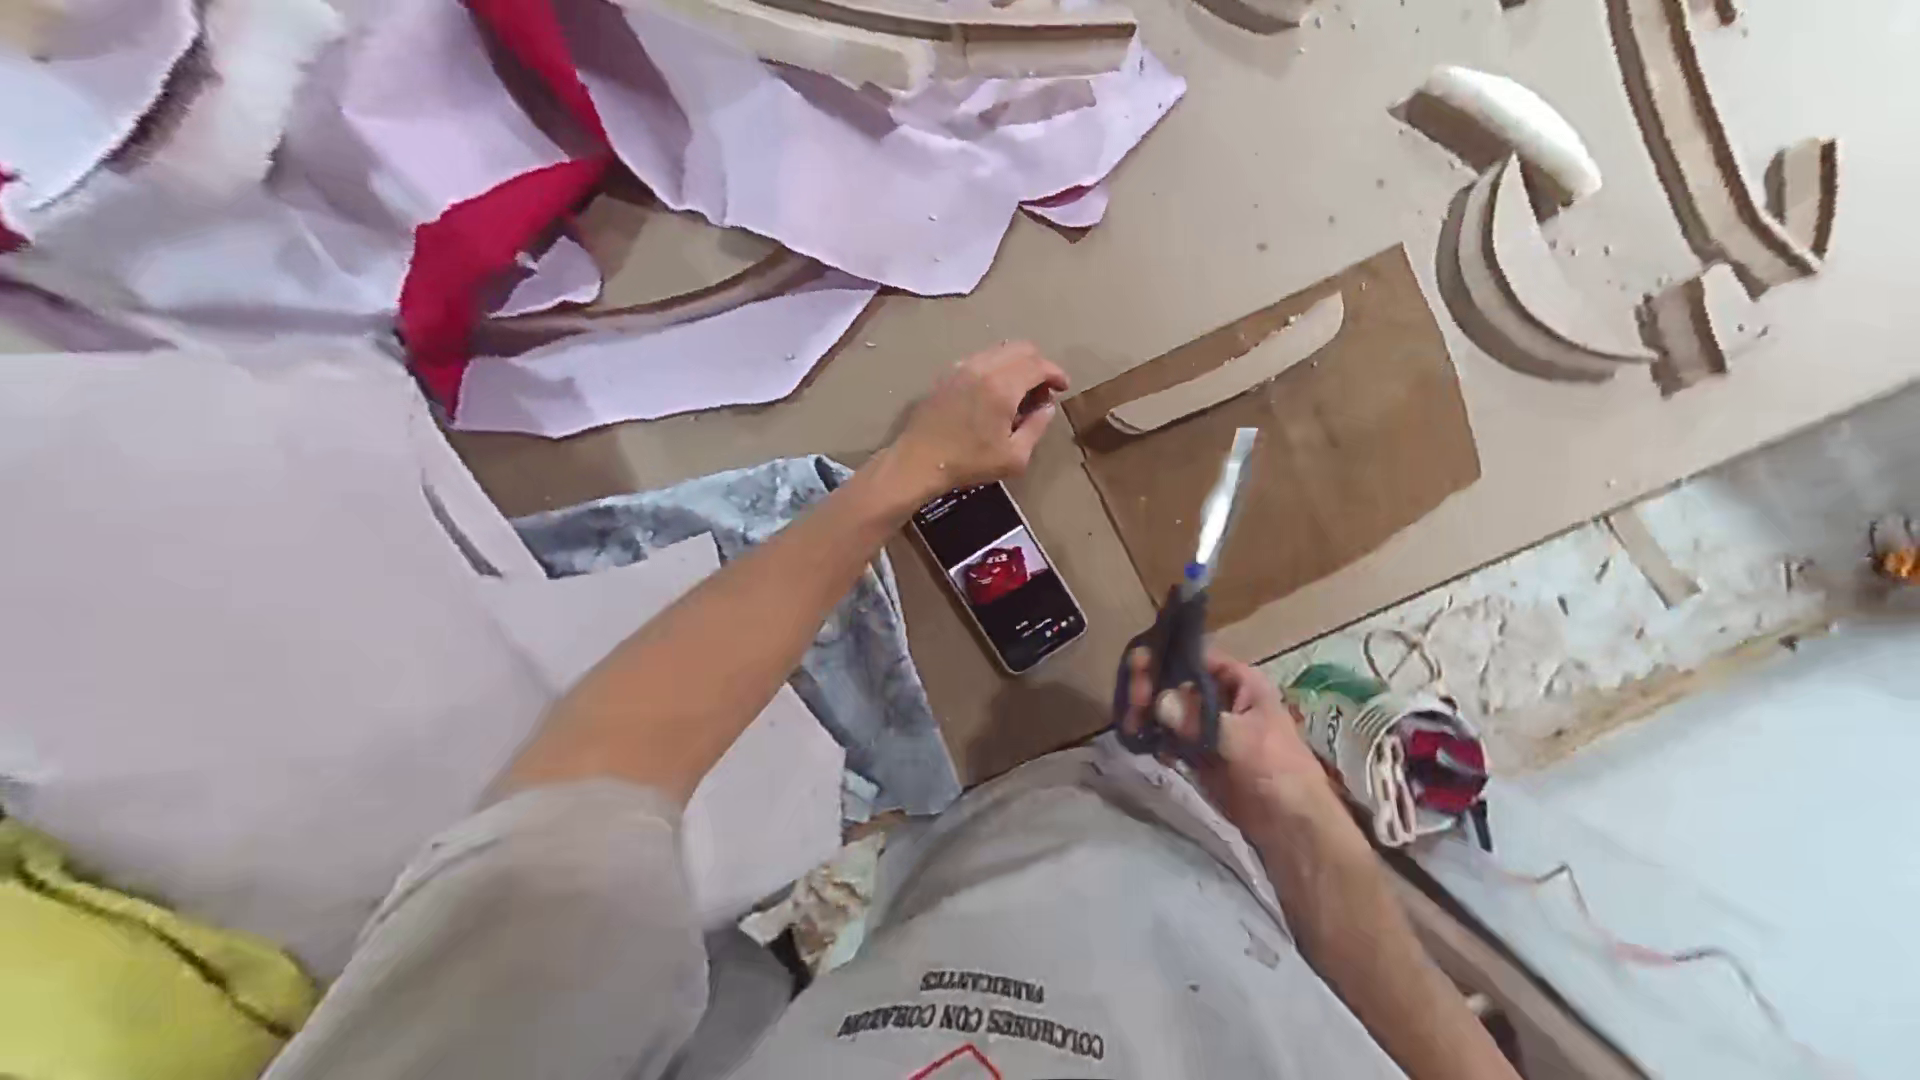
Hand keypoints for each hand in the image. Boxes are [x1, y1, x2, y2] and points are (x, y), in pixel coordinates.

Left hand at [888, 342, 1069, 499]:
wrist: (918, 461)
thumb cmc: (969, 463)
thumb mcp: (1014, 457)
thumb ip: (1036, 427)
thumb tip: (1047, 408)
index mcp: (1002, 386)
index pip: (1038, 365)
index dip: (1056, 373)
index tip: (1062, 387)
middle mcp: (983, 367)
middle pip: (1021, 348)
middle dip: (1038, 364)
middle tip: (1043, 389)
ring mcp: (961, 368)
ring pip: (999, 351)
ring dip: (1016, 364)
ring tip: (1020, 391)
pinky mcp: (947, 375)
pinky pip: (980, 359)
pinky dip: (996, 367)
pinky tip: (994, 392)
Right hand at [1121, 646, 1337, 828]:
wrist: (1290, 827)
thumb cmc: (1277, 771)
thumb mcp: (1241, 738)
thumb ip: (1199, 717)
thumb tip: (1160, 701)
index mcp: (1240, 683)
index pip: (1197, 657)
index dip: (1168, 657)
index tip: (1140, 666)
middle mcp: (1220, 697)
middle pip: (1176, 680)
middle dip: (1151, 686)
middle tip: (1134, 702)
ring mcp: (1207, 725)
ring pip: (1168, 707)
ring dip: (1146, 712)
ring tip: (1132, 725)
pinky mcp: (1196, 752)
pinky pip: (1167, 735)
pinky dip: (1153, 736)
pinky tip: (1140, 741)